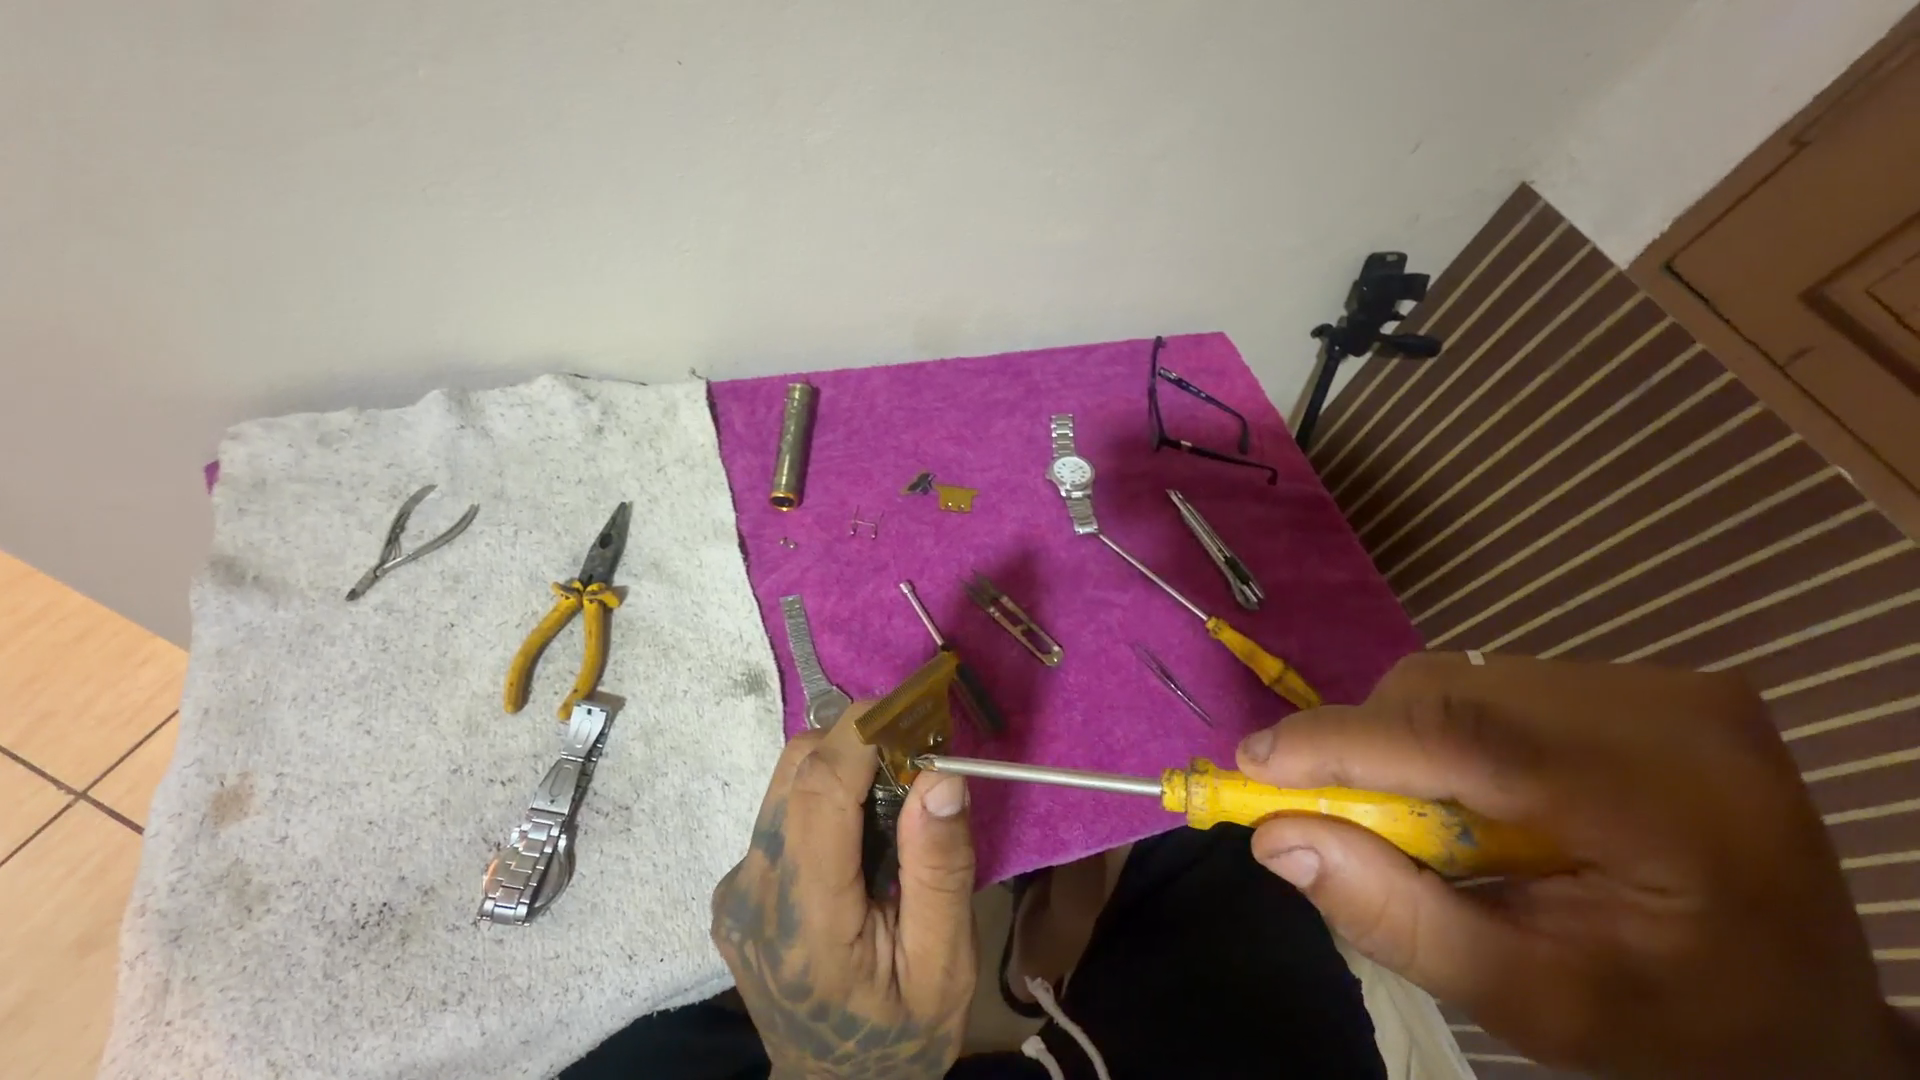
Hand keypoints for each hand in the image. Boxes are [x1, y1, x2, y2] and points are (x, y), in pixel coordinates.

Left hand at [711, 711, 976, 1078]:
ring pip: (784, 783)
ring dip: (842, 765)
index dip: (861, 731)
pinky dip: (824, 798)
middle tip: (918, 749)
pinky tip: (861, 837)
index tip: (911, 703)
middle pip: (794, 772)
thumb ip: (940, 871)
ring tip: (895, 795)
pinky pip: (781, 813)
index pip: (818, 791)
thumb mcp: (944, 965)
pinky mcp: (735, 888)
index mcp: (805, 922)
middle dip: (857, 740)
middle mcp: (752, 894)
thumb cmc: (902, 1033)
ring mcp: (734, 890)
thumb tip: (942, 775)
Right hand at [1236, 653, 1914, 1078]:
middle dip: (1368, 748)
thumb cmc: (1674, 1029)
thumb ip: (1397, 917)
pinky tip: (1481, 796)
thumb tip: (1273, 837)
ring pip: (1460, 679)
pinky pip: (1493, 684)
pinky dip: (1449, 733)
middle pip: (1451, 693)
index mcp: (1665, 804)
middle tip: (1337, 817)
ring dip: (1407, 741)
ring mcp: (1666, 685)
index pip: (1465, 738)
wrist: (1807, 1016)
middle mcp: (1669, 711)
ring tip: (1432, 822)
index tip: (1250, 765)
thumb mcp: (1532, 1002)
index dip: (1342, 742)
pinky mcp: (1649, 681)